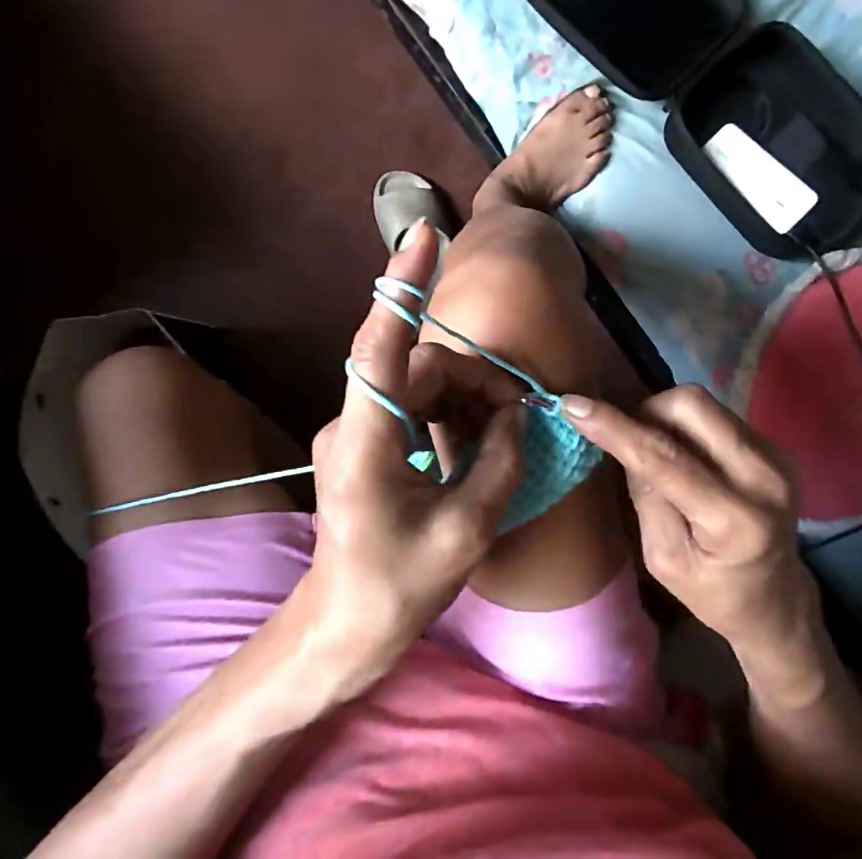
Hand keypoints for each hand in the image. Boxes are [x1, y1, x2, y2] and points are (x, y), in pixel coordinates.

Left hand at [297, 221, 525, 697]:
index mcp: (365, 441)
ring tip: (504, 434)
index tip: (424, 234)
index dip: (403, 286)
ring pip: (417, 384)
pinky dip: (448, 414)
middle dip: (472, 377)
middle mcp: (352, 422)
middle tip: (520, 415)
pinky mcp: (363, 442)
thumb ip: (499, 463)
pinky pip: (411, 407)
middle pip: (417, 366)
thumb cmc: (396, 588)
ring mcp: (354, 431)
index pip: (380, 344)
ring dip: (464, 397)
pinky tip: (476, 442)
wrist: (342, 627)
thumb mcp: (464, 531)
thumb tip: (519, 416)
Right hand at [562, 386, 830, 698]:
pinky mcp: (774, 447)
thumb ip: (646, 496)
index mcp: (735, 520)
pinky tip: (686, 457)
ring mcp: (775, 457)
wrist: (777, 600)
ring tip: (660, 455)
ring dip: (666, 418)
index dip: (615, 427)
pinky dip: (686, 425)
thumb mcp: (663, 558)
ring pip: (703, 403)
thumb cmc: (713, 591)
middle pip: (691, 405)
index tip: (573, 404)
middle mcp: (765, 478)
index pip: (664, 457)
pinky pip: (716, 414)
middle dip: (647, 411)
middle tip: (630, 440)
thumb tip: (623, 439)